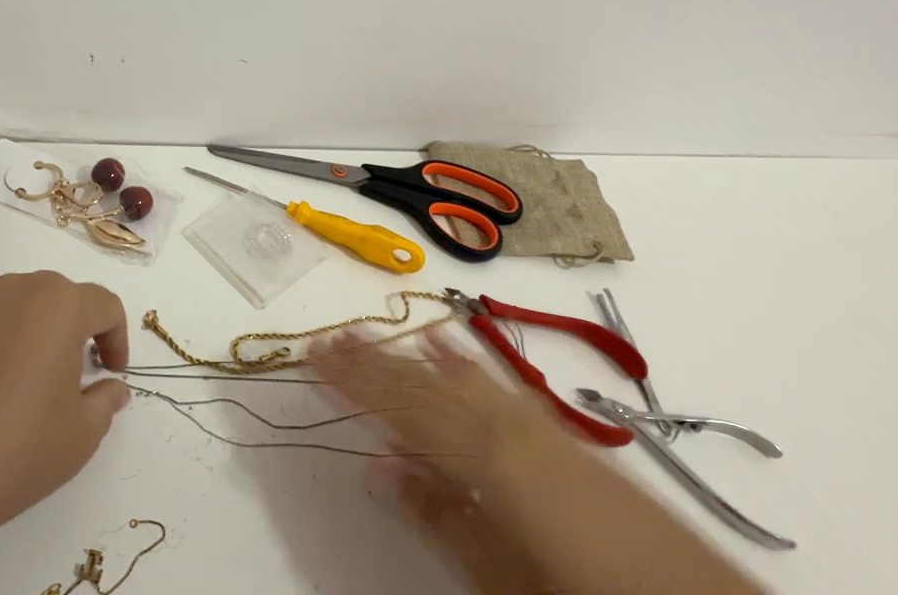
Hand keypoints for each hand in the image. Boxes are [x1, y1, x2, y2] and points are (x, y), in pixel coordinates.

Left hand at [0, 272, 130, 594]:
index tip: (110, 374)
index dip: (116, 339)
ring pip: (10, 307)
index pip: (104, 305)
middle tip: (68, 379)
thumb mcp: (80, 436)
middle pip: (56, 298)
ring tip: (16, 386)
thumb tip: (111, 386)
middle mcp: (12, 289)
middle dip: (71, 331)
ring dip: (26, 334)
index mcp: (59, 305)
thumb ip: (106, 400)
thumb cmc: (12, 453)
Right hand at [311, 331, 763, 594]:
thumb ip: (441, 515)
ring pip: (462, 377)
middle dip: (376, 359)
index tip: (314, 354)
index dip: (356, 380)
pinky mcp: (563, 435)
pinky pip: (501, 384)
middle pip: (430, 384)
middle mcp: (513, 426)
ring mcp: (542, 425)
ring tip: (373, 329)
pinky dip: (467, 361)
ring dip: (412, 353)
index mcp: (490, 458)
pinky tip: (453, 345)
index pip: (405, 407)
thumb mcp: (501, 575)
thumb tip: (380, 465)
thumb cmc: (583, 593)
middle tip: (329, 335)